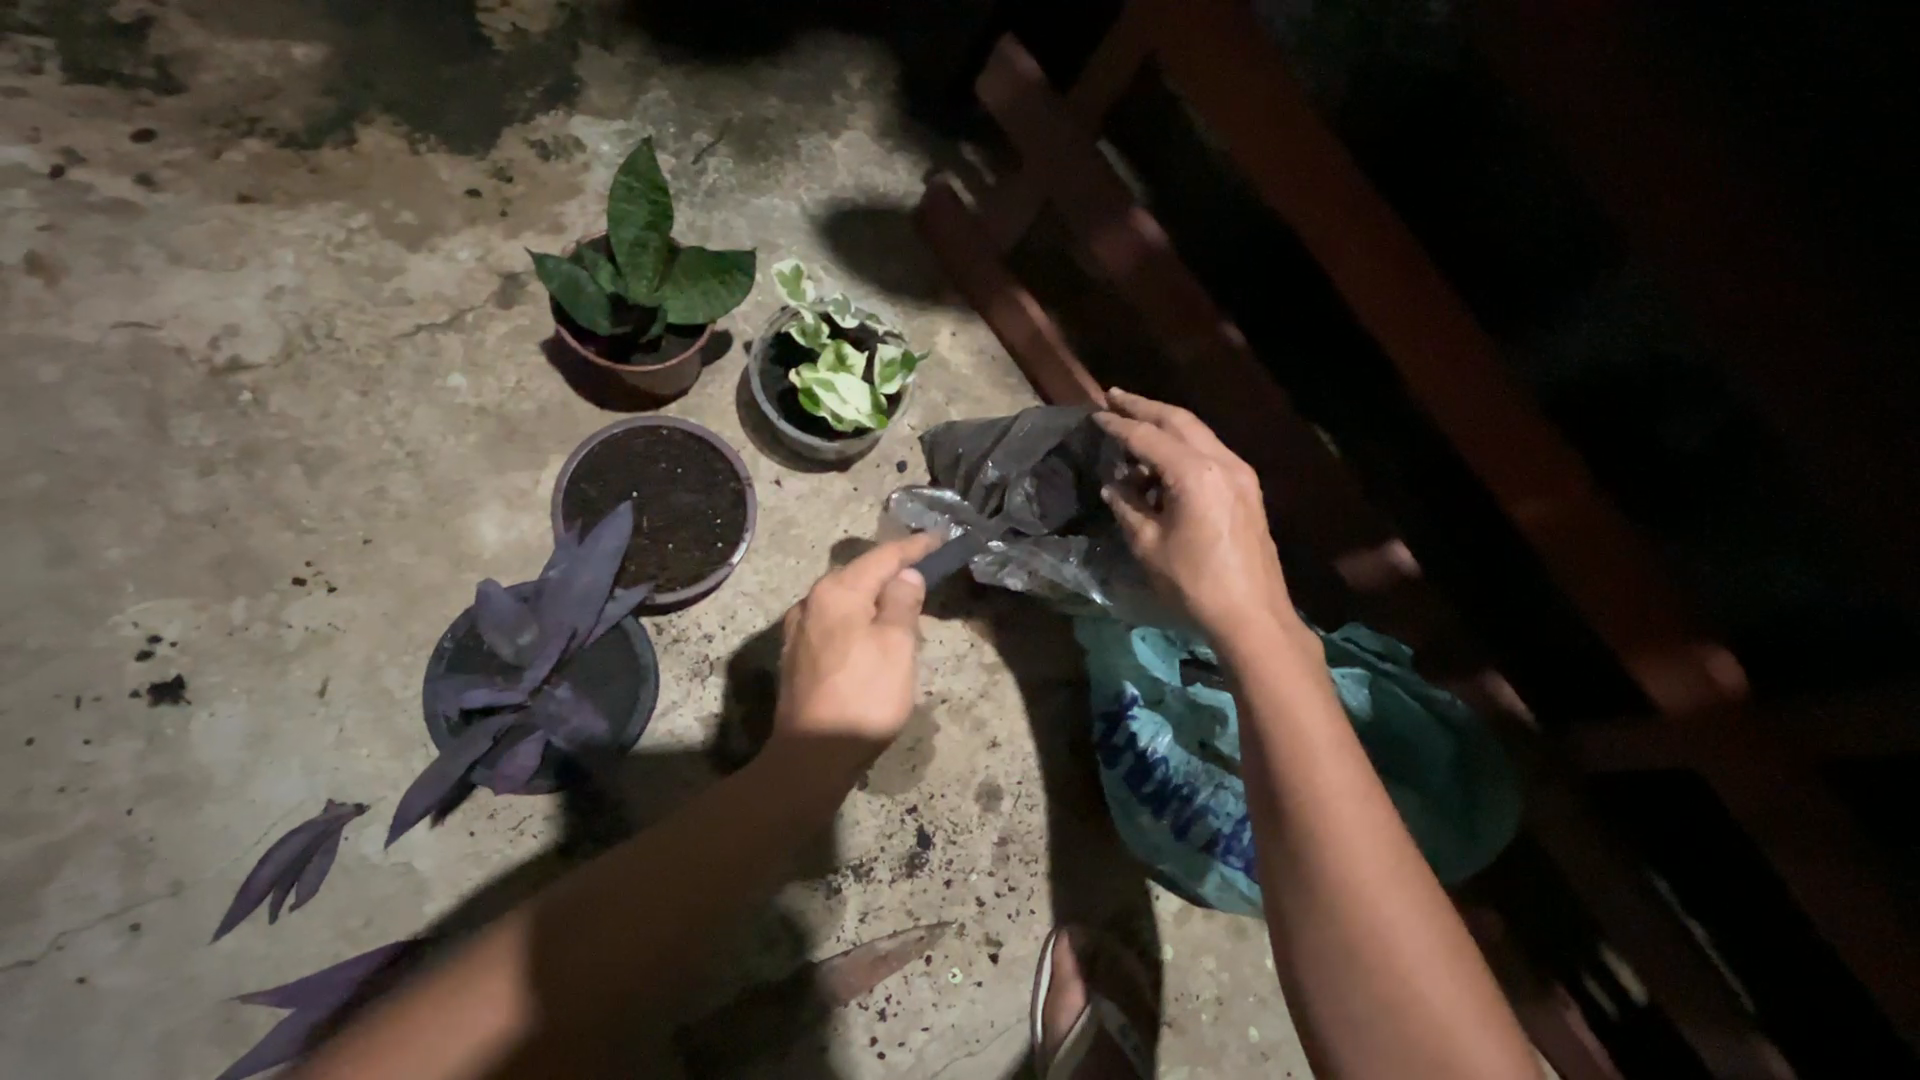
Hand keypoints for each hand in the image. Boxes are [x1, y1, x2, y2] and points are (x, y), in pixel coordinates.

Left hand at [776, 532, 939, 749]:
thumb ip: (902, 603)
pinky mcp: (796, 656)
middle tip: (925, 571)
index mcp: (837, 592)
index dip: (915, 547)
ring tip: (902, 603)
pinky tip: (870, 632)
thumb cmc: (864, 697)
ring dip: (874, 597)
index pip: (883, 557)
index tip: (941, 538)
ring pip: (845, 599)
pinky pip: (835, 622)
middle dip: (892, 571)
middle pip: (859, 575)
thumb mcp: (897, 646)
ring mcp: (798, 630)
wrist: (812, 756)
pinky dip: (858, 618)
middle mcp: (810, 602)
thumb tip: (905, 575)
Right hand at [1093, 389, 1299, 645]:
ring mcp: (1240, 474)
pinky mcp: (1246, 490)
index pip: (1148, 437)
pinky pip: (1210, 453)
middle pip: (1179, 421)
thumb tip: (1114, 486)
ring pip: (1198, 434)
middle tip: (1115, 396)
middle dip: (1145, 407)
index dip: (1118, 426)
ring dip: (1165, 426)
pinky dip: (1183, 447)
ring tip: (1134, 427)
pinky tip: (1163, 460)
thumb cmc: (1194, 583)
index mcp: (1195, 473)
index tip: (1095, 415)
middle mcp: (1222, 462)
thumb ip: (1128, 507)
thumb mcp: (1148, 546)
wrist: (1252, 614)